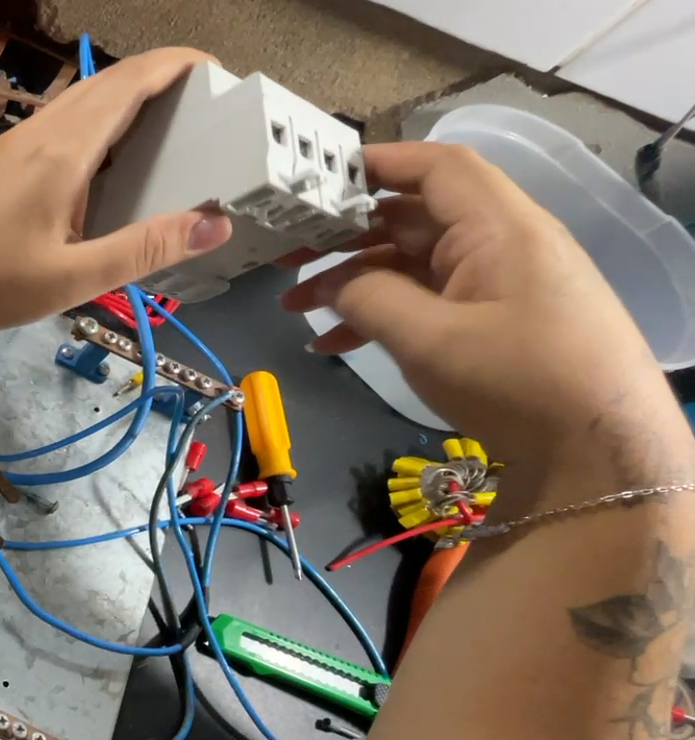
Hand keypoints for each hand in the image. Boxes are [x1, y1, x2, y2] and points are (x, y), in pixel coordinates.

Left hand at [0, 47, 233, 339]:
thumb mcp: (73, 279)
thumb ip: (143, 249)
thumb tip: (214, 225)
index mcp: (63, 151)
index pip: (133, 78)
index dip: (181, 65)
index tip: (217, 79)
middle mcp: (38, 132)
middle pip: (109, 82)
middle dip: (159, 82)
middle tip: (198, 114)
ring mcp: (12, 144)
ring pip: (79, 100)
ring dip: (123, 102)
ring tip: (158, 137)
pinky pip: (55, 124)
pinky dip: (92, 126)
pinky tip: (100, 167)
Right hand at [280, 142, 685, 470]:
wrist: (588, 443)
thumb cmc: (516, 379)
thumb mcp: (429, 338)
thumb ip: (370, 299)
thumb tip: (331, 284)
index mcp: (498, 231)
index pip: (438, 170)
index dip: (379, 163)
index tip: (315, 177)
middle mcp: (497, 245)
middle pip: (412, 216)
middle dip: (344, 231)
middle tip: (283, 252)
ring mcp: (490, 283)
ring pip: (406, 262)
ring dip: (347, 280)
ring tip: (293, 307)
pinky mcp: (483, 317)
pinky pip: (417, 299)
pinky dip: (370, 314)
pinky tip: (330, 342)